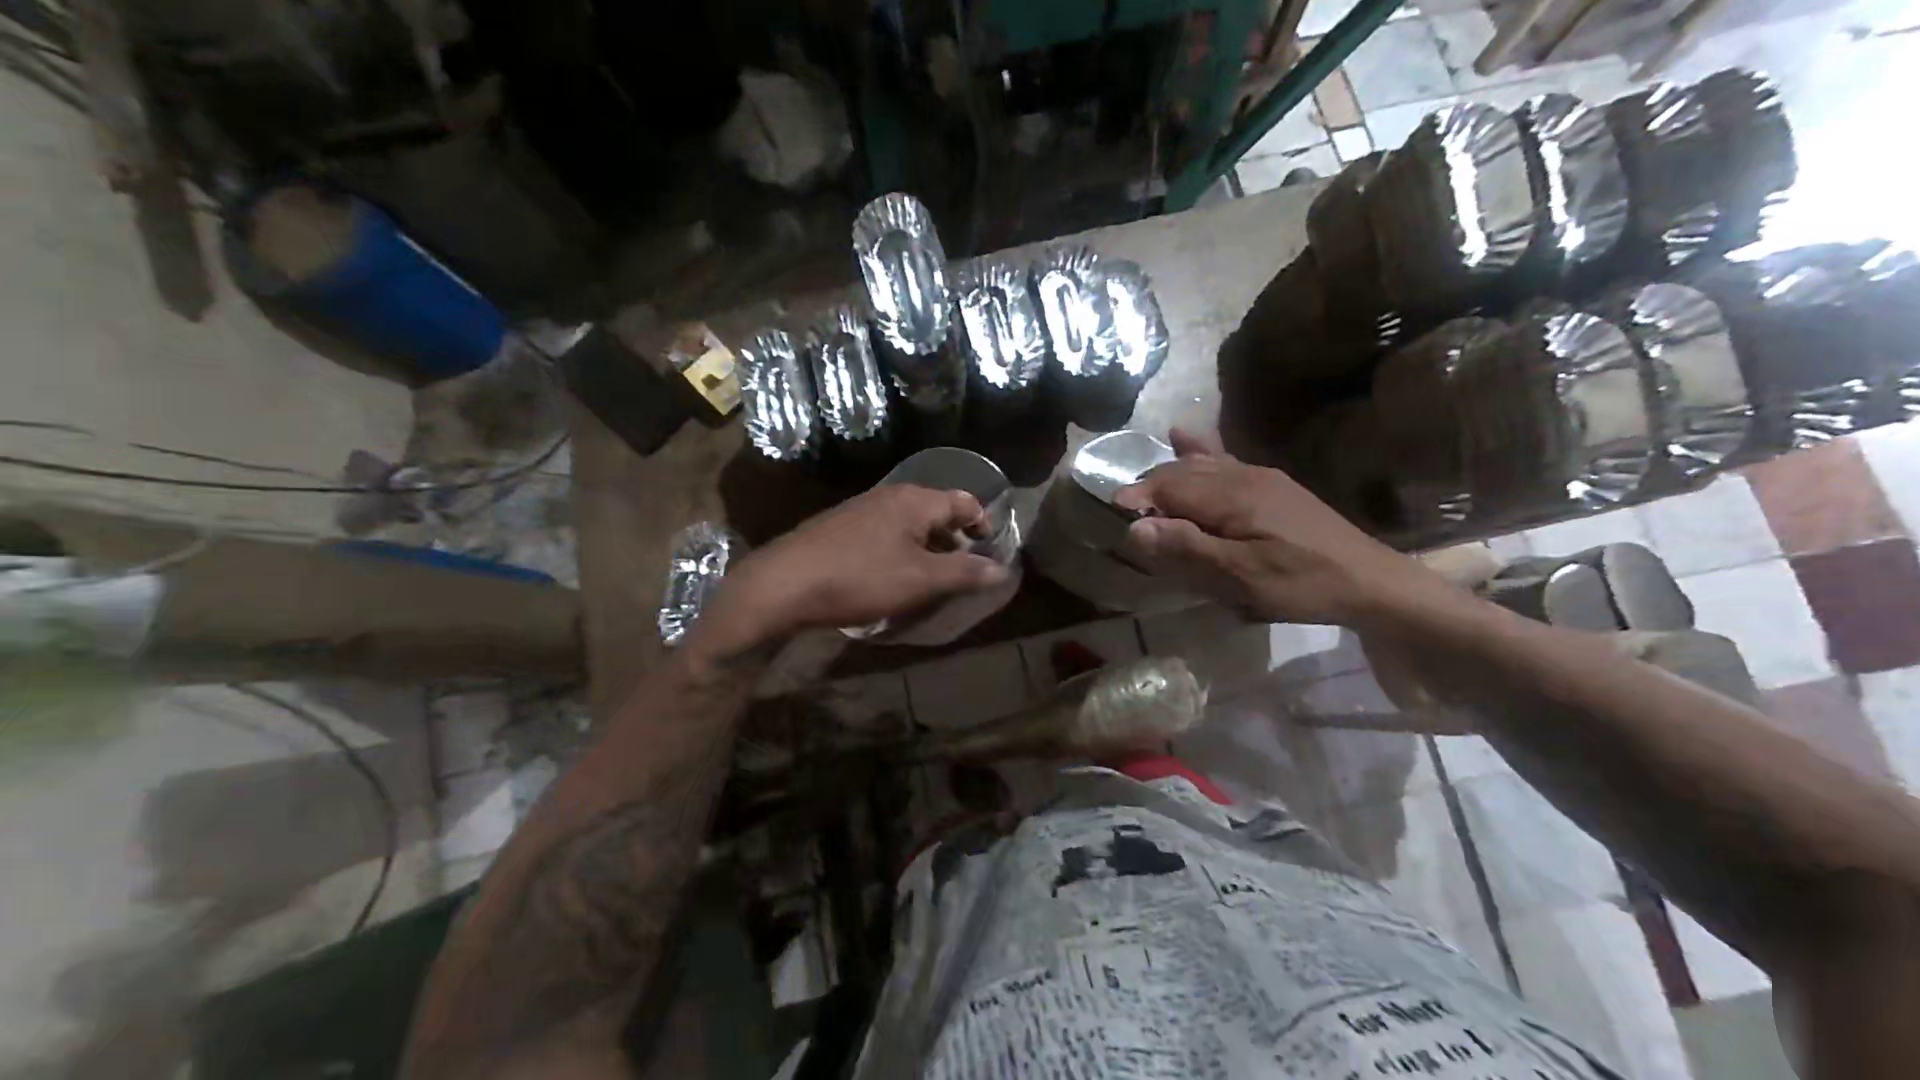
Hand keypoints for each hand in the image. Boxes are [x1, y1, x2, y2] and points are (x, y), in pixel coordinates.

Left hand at [687, 485, 1010, 662]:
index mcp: (915, 500)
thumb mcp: (921, 580)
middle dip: (954, 538)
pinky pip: (883, 533)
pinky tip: (891, 577)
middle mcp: (889, 495)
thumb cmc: (860, 578)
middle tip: (962, 569)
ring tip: (930, 578)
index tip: (989, 552)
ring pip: (908, 522)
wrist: (783, 584)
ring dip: (926, 546)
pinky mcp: (839, 527)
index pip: (964, 501)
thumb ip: (965, 572)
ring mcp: (860, 509)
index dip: (983, 524)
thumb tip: (1003, 568)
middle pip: (935, 510)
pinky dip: (899, 550)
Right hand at [1114, 429, 1454, 627]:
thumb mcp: (1241, 576)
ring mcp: (1260, 476)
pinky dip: (1199, 451)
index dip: (1139, 496)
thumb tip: (1135, 528)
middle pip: (1183, 471)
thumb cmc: (1300, 583)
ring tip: (1146, 486)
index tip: (1113, 511)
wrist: (1368, 580)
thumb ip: (1188, 548)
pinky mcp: (1273, 485)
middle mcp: (1243, 476)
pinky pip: (1225, 460)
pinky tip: (1185, 438)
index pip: (1170, 486)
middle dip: (1150, 484)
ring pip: (1202, 463)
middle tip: (1129, 510)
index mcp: (1232, 496)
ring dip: (1169, 471)